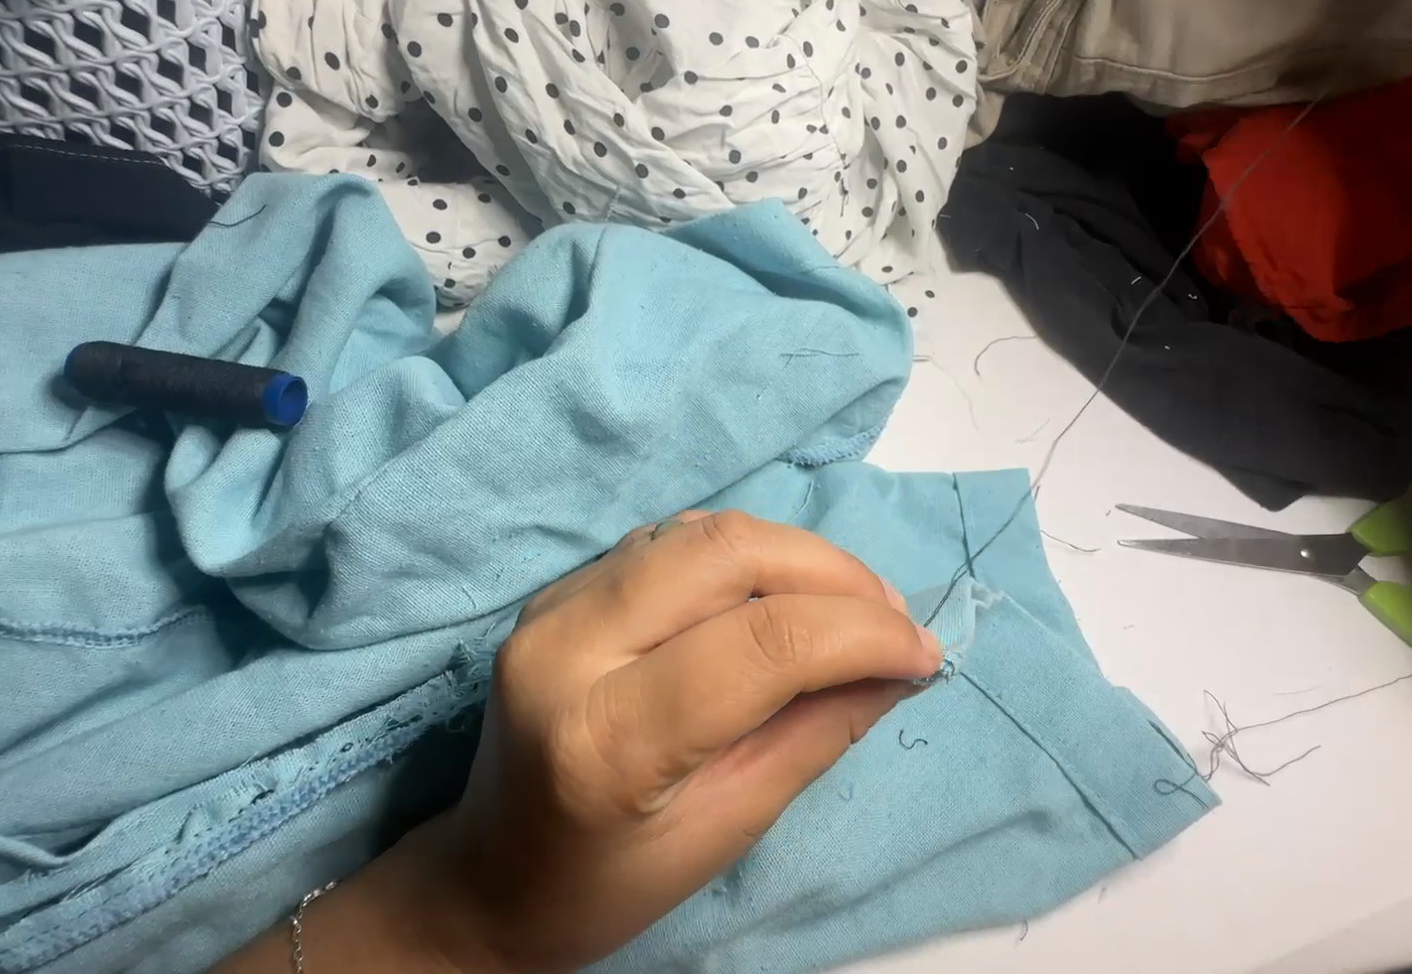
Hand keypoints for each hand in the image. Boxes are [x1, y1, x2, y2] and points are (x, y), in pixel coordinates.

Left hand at [423, 510, 941, 972]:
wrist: (489, 875)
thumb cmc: (611, 882)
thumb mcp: (730, 828)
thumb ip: (819, 732)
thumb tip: (902, 663)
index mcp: (607, 737)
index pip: (760, 645)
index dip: (860, 634)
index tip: (923, 650)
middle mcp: (568, 645)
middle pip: (728, 553)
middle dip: (832, 571)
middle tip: (890, 614)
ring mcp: (554, 603)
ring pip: (702, 530)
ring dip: (794, 552)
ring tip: (848, 601)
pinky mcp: (559, 587)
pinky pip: (671, 541)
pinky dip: (745, 553)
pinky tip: (778, 590)